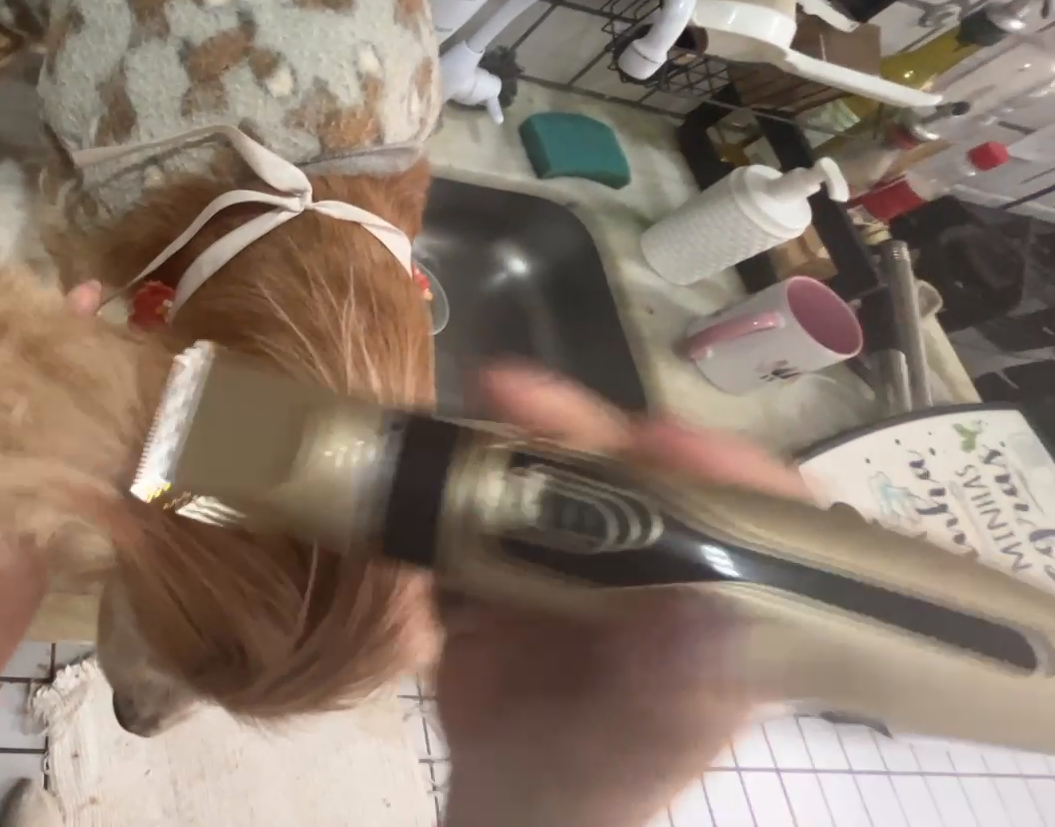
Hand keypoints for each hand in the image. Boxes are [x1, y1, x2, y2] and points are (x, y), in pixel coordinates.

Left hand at [0, 280, 103, 742]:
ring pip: (49, 424)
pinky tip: (133, 414)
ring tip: (116, 340)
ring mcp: (13, 489)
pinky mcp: (47, 527)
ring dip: (80, 383)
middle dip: (46, 343)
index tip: (6, 283)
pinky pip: (76, 480)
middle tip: (85, 295)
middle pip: (11, 387)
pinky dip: (101, 447)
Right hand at [436, 364, 808, 826]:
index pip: (754, 521)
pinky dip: (452, 461)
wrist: (488, 794)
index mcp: (708, 616)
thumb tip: (710, 615)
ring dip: (507, 429)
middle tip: (503, 389)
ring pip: (550, 470)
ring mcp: (570, 557)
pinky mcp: (504, 556)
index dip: (714, 467)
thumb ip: (666, 707)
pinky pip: (481, 493)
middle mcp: (646, 570)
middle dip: (575, 423)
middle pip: (630, 472)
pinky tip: (421, 445)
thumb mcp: (618, 764)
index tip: (652, 439)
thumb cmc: (569, 791)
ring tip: (465, 398)